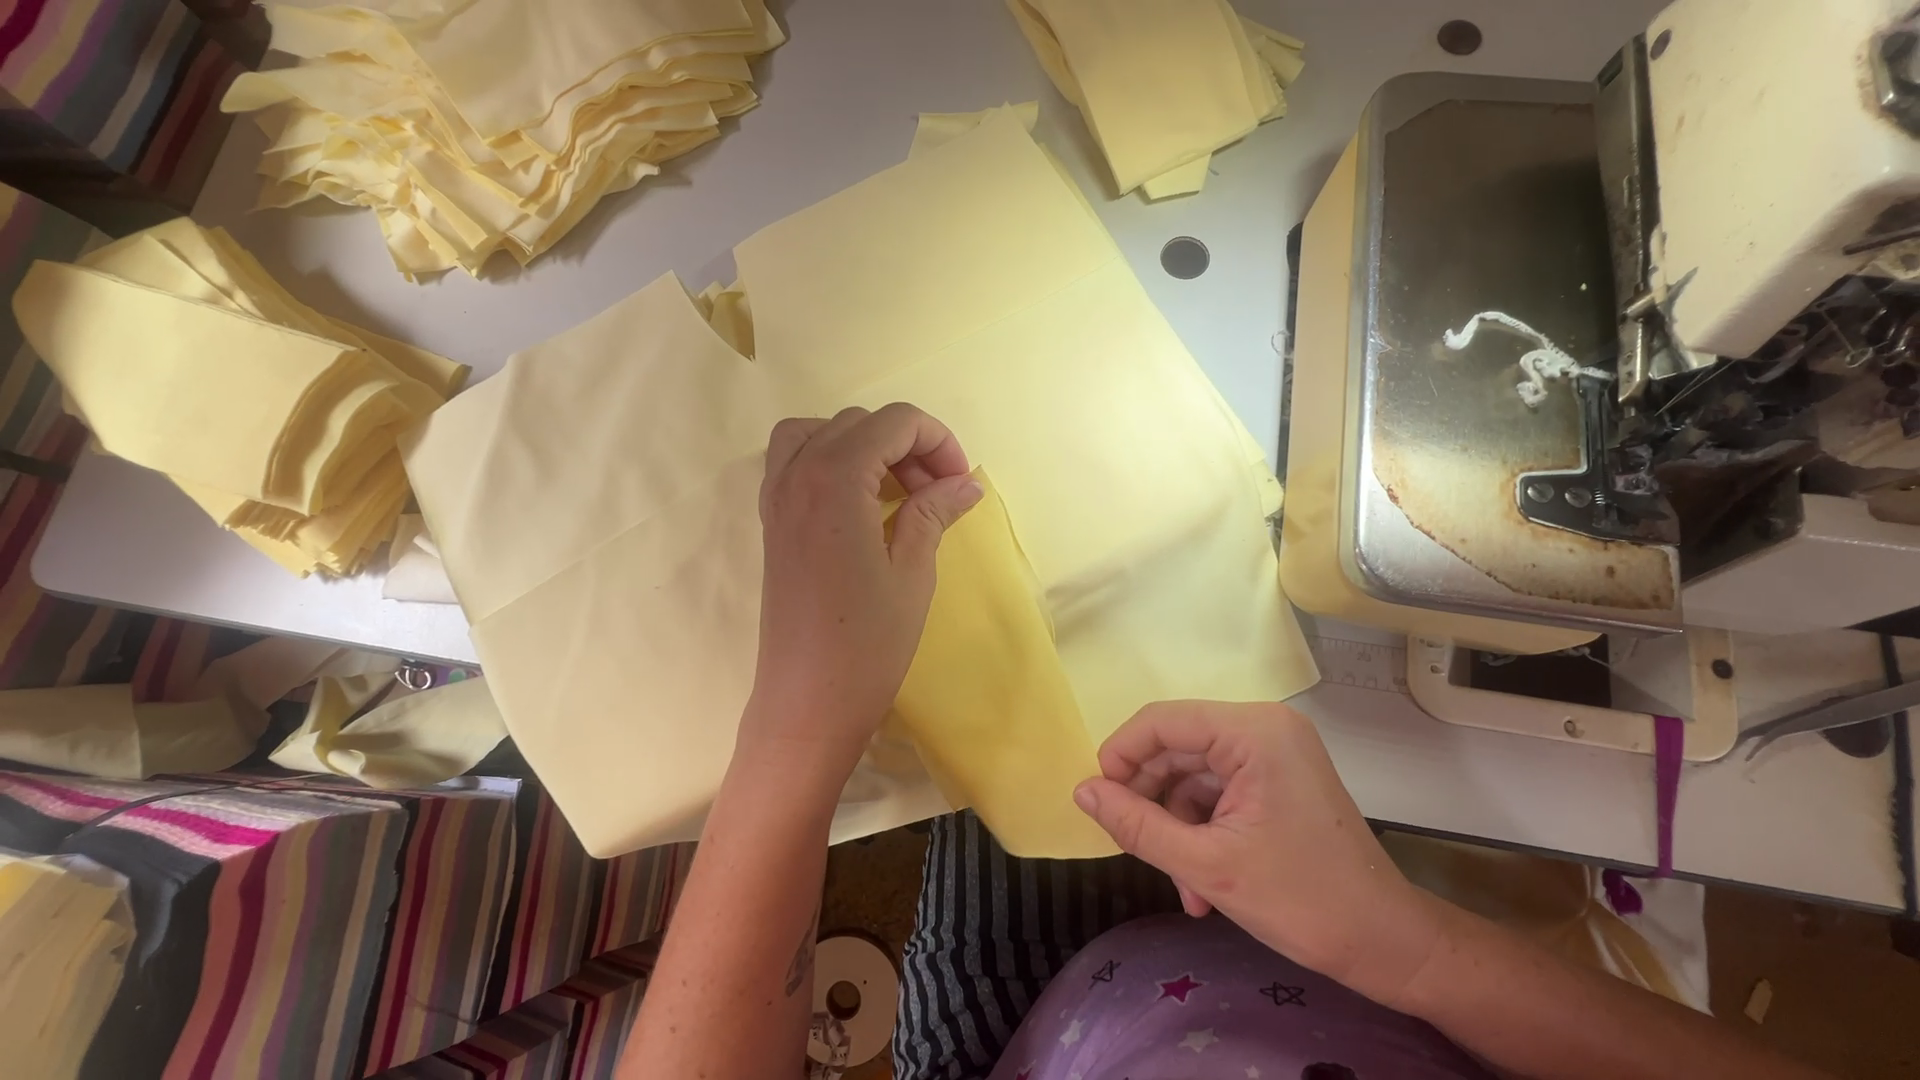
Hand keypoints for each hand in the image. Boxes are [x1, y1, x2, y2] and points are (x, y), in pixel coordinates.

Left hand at [743, 404, 982, 774]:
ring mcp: (776, 498)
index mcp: (835, 478)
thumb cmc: (867, 643)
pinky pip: (794, 462)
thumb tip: (964, 484)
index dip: (938, 441)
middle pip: (858, 423)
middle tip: (938, 491)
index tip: (960, 483)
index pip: (894, 422)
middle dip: (906, 444)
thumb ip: (933, 513)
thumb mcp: (913, 572)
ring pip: (819, 432)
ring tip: (896, 487)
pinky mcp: (770, 523)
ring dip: (863, 445)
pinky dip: (829, 461)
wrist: (806, 703)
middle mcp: (796, 474)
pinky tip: (859, 502)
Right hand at [1073, 701, 1444, 1005]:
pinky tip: (1199, 884)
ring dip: (1174, 826)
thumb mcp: (1205, 865)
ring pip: (1192, 774)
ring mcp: (1273, 752)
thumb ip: (1136, 824)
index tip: (1097, 801)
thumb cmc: (1301, 900)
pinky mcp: (1277, 777)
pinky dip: (1200, 830)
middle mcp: (1263, 728)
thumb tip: (1081, 793)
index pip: (1162, 721)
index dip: (1120, 755)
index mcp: (1253, 732)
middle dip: (1150, 801)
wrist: (1387, 944)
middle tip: (1131, 847)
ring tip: (1180, 885)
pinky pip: (1217, 790)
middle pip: (1176, 747)